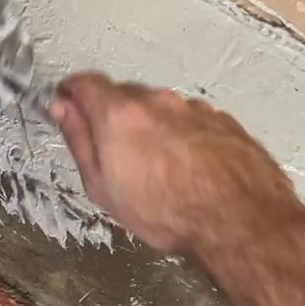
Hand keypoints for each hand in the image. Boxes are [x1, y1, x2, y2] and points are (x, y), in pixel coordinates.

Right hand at [48, 73, 304, 257]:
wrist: (241, 222)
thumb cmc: (163, 210)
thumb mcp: (100, 184)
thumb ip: (78, 139)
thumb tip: (63, 109)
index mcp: (119, 113)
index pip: (84, 83)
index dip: (70, 93)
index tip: (65, 108)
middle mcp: (157, 101)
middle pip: (122, 95)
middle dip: (108, 115)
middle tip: (109, 151)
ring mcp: (195, 108)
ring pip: (157, 108)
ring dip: (147, 126)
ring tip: (153, 165)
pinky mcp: (225, 121)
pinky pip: (189, 120)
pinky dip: (179, 135)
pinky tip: (184, 167)